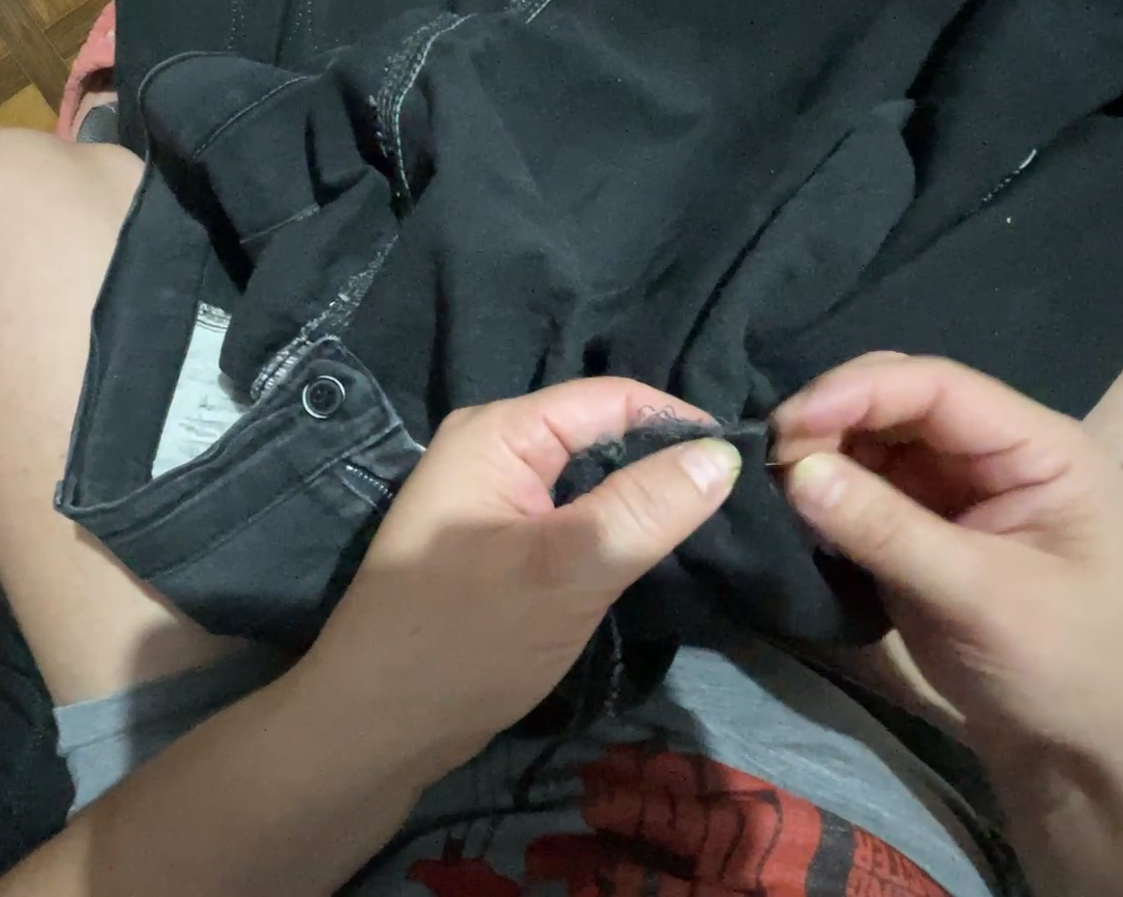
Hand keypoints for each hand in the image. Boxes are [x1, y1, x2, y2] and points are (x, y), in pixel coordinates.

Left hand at [293, 378, 740, 777]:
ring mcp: (488, 494)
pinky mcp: (494, 537)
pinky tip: (646, 547)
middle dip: (660, 460)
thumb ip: (644, 508)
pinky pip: (564, 511)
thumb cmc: (466, 637)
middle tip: (735, 501)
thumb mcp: (566, 569)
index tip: (745, 466)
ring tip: (707, 523)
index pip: (608, 399)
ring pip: (583, 475)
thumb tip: (722, 455)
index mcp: (498, 432)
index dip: (677, 422)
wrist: (377, 723)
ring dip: (637, 496)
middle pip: (595, 431)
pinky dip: (606, 524)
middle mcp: (490, 447)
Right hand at [769, 353, 1122, 766]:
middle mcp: (986, 451)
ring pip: (863, 436)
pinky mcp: (913, 520)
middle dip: (828, 416)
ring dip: (815, 450)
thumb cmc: (1071, 668)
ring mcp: (947, 485)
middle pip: (891, 398)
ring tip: (775, 484)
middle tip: (771, 456)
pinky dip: (819, 486)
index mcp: (1035, 448)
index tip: (788, 425)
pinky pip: (853, 481)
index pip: (934, 385)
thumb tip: (793, 471)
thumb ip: (886, 530)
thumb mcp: (984, 597)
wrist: (1087, 753)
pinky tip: (794, 505)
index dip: (855, 392)